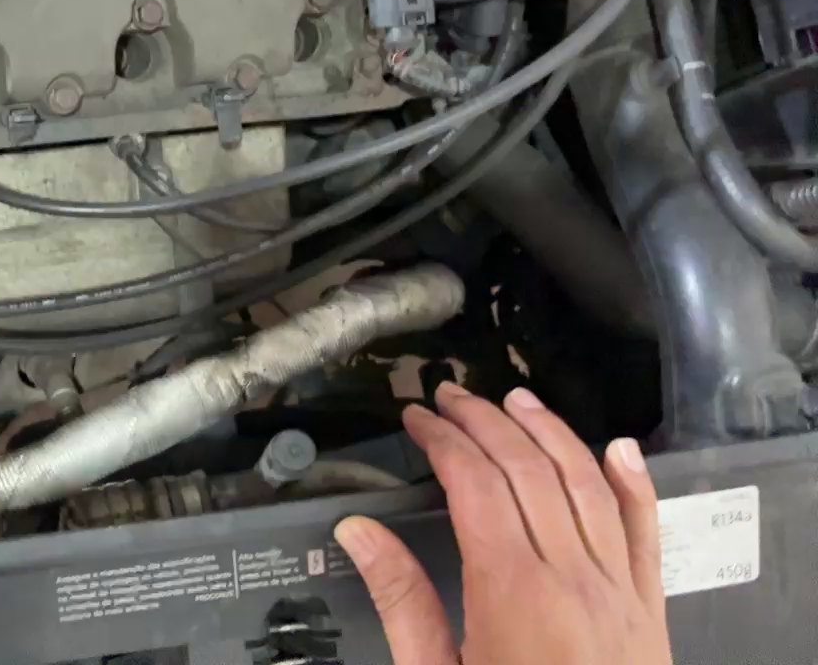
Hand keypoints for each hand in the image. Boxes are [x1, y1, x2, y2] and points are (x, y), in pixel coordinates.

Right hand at [336, 382, 670, 664]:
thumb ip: (401, 599)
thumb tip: (355, 528)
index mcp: (512, 587)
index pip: (475, 482)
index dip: (442, 438)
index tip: (414, 417)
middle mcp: (573, 578)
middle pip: (529, 471)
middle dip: (485, 421)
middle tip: (447, 395)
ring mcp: (621, 592)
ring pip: (588, 487)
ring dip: (549, 433)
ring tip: (513, 399)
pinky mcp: (651, 610)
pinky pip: (647, 534)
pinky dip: (634, 484)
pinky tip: (618, 448)